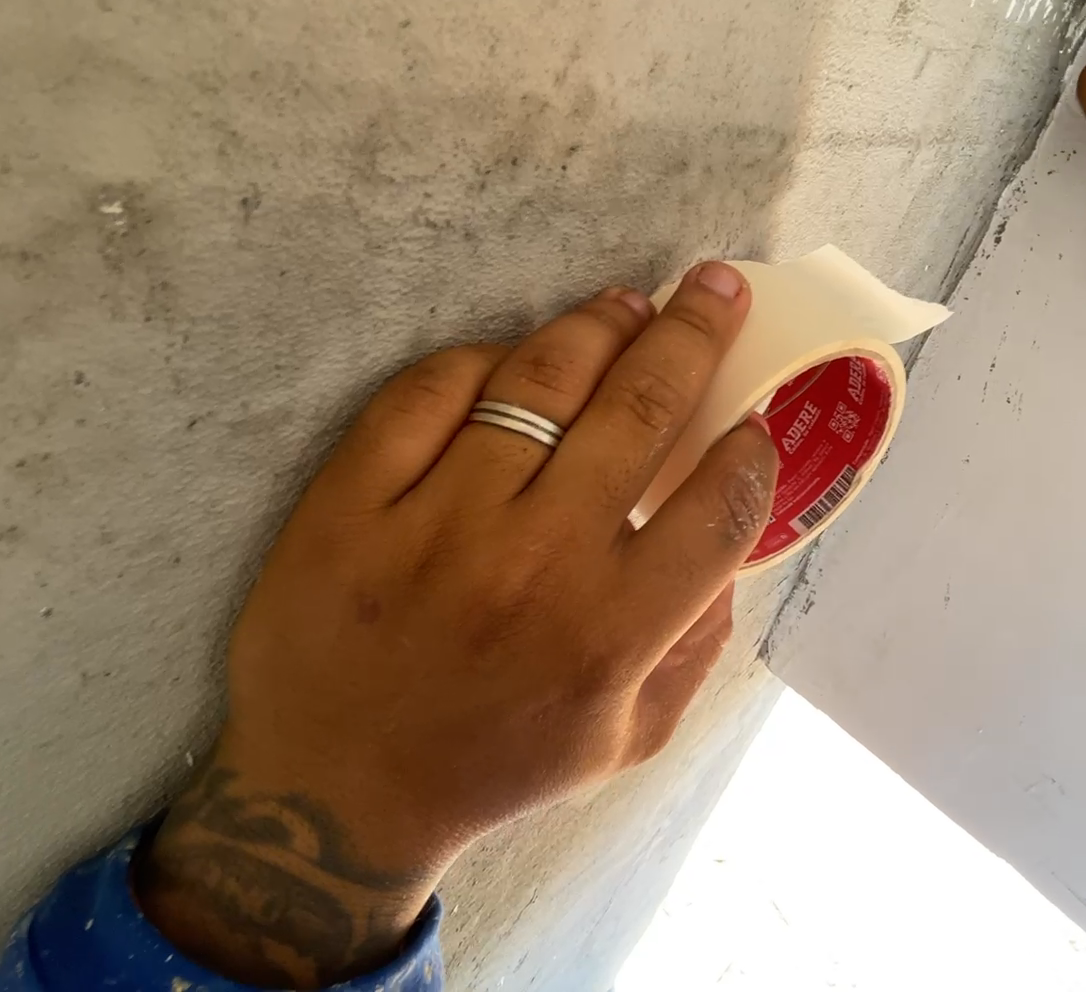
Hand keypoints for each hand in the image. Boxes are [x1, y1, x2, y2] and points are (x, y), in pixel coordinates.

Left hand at [134, 263, 777, 988]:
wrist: (331, 797)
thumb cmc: (497, 764)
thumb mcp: (630, 738)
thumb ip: (697, 645)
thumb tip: (729, 545)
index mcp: (612, 633)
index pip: (718, 506)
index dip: (752, 447)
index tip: (754, 417)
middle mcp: (534, 564)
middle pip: (639, 409)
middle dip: (694, 333)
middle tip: (714, 288)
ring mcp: (435, 524)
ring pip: (538, 378)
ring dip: (599, 325)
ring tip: (626, 305)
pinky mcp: (349, 501)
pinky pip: (430, 389)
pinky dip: (483, 358)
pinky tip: (514, 359)